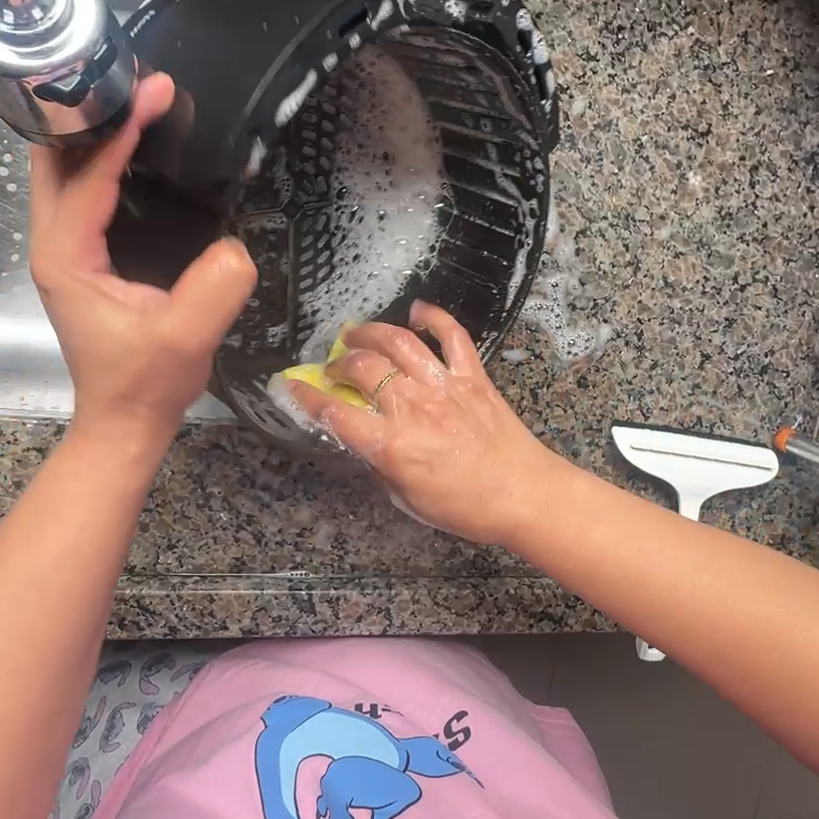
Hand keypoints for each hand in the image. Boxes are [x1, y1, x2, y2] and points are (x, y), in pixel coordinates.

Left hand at [29, 73, 256, 442]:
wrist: (126, 421)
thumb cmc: (146, 383)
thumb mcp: (185, 339)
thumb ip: (214, 289)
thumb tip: (236, 244)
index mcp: (66, 255)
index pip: (86, 173)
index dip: (119, 128)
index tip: (155, 92)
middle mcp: (54, 243)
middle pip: (53, 157)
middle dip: (91, 113)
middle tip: (137, 80)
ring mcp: (65, 248)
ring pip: (64, 170)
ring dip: (95, 131)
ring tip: (138, 99)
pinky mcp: (83, 256)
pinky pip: (85, 191)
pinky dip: (106, 159)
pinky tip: (140, 147)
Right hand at [289, 301, 562, 545]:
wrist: (525, 495)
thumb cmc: (466, 507)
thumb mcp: (407, 499)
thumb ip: (380, 466)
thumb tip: (364, 442)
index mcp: (393, 445)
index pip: (336, 414)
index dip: (307, 398)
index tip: (293, 387)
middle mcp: (413, 407)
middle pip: (362, 368)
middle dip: (338, 364)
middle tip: (333, 369)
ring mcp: (444, 386)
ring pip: (398, 343)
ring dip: (371, 333)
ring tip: (356, 334)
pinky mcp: (473, 376)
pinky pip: (452, 336)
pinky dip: (434, 317)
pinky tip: (417, 311)